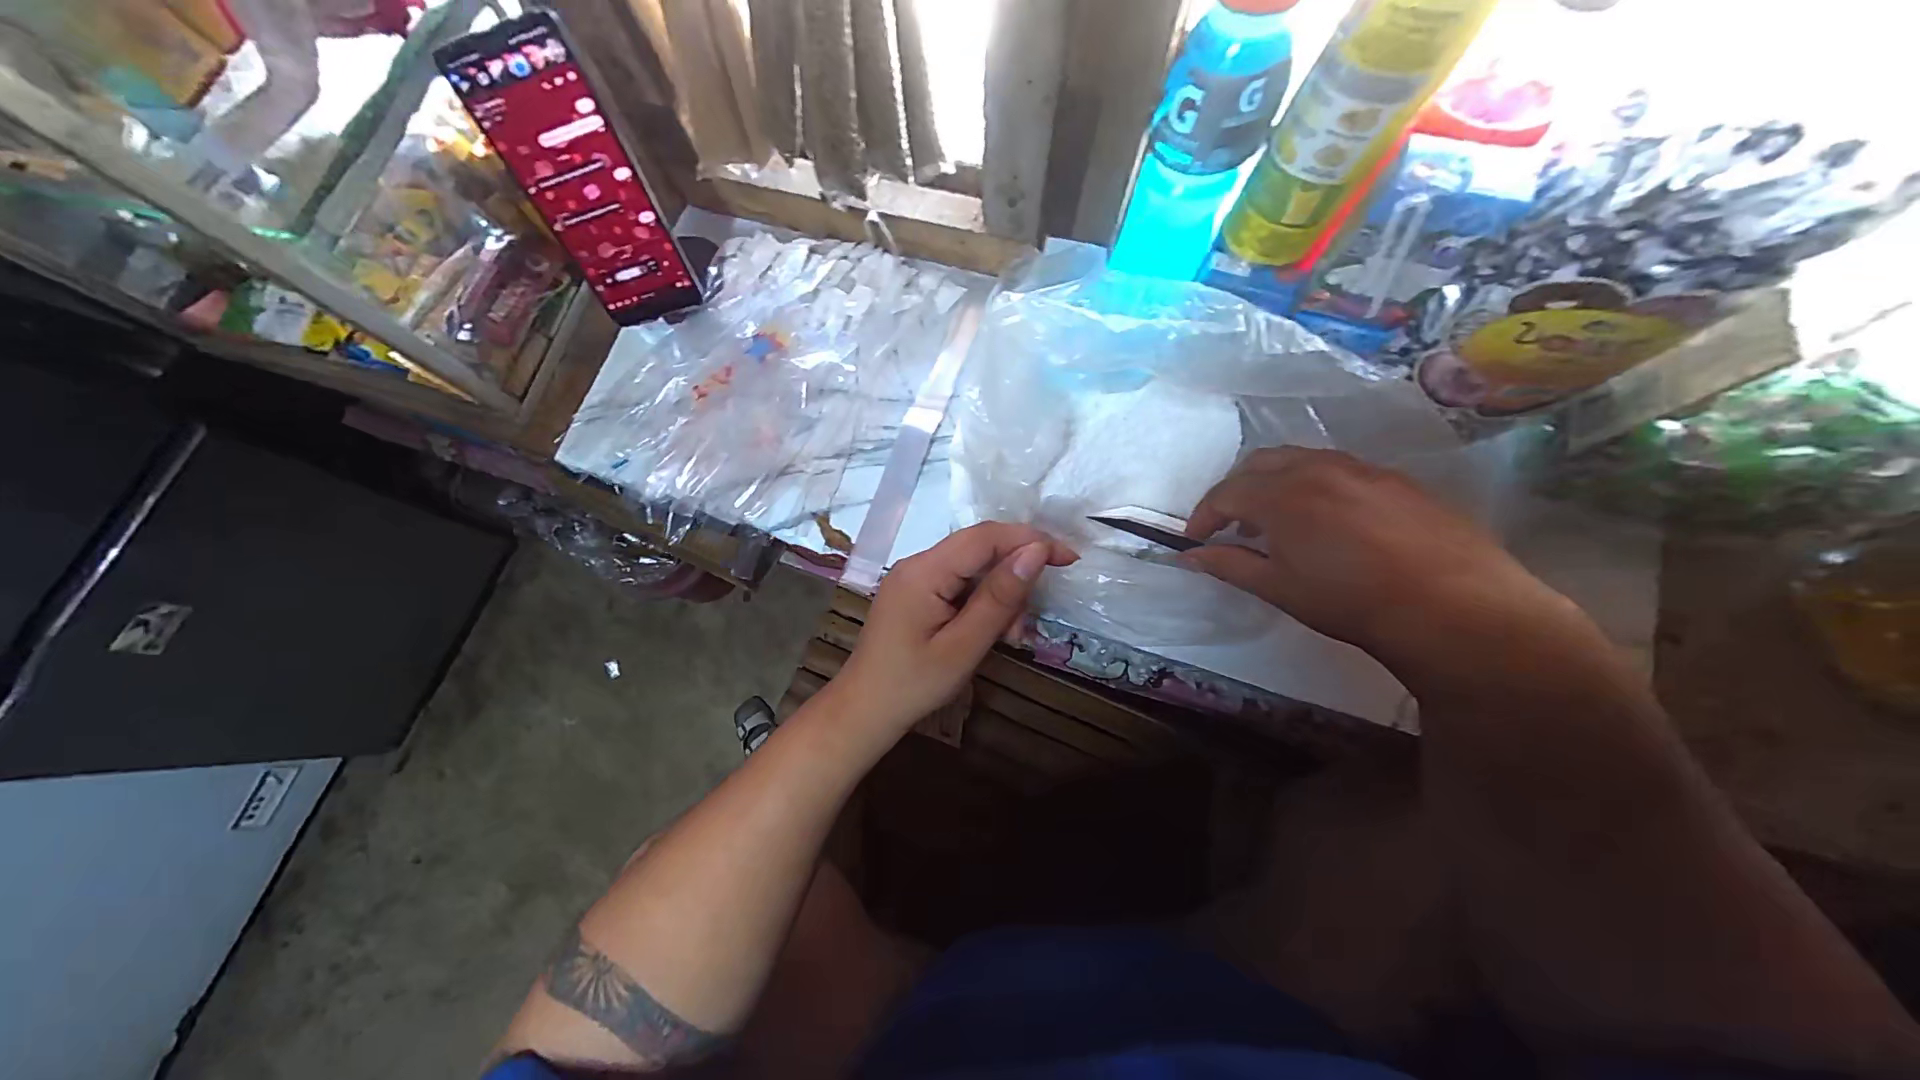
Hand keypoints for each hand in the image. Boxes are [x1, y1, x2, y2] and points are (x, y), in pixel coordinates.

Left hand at [834, 523, 1077, 733]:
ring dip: (1000, 594)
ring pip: (973, 566)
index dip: (1030, 539)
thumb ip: (1000, 598)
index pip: (985, 536)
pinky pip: (959, 582)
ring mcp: (915, 576)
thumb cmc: (913, 685)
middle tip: (1027, 620)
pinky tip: (989, 631)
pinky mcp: (917, 592)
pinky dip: (983, 601)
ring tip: (1008, 635)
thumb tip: (1037, 552)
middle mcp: (917, 563)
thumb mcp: (964, 646)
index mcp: (924, 571)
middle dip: (1014, 574)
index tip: (1069, 559)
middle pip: (980, 548)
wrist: (864, 711)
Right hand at [1181, 448, 1573, 670]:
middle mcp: (1316, 468)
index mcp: (1281, 495)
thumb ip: (1229, 564)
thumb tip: (1189, 556)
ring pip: (1301, 460)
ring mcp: (1360, 469)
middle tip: (1233, 525)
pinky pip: (1339, 469)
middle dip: (1236, 490)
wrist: (1452, 604)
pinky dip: (1314, 484)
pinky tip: (1328, 520)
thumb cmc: (1350, 600)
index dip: (1204, 515)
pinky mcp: (1395, 479)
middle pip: (1259, 463)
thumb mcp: (1279, 587)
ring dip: (1275, 483)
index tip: (1196, 540)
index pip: (1225, 493)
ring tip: (1278, 520)